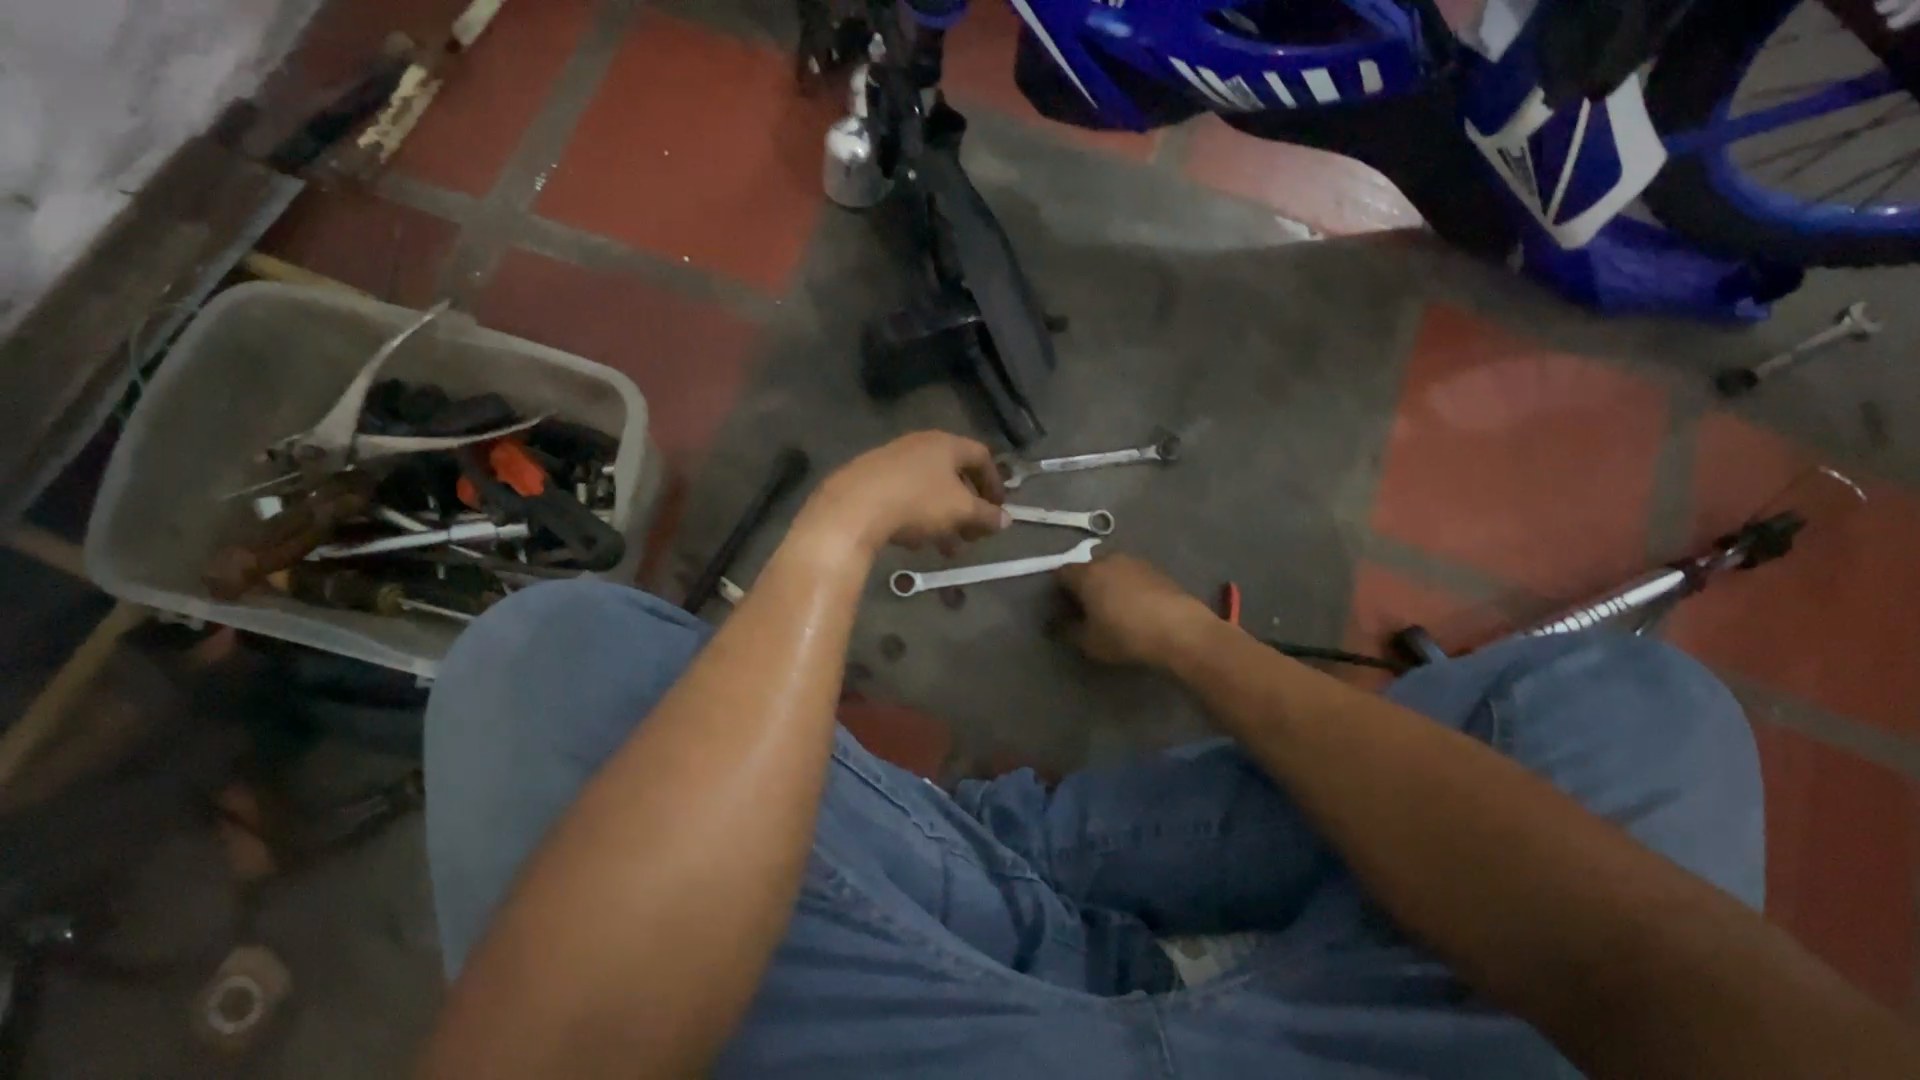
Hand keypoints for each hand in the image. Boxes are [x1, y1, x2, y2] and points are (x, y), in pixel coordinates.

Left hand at [801, 432, 1007, 554]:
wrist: (854, 507)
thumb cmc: (918, 502)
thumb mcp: (961, 511)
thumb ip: (987, 515)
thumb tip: (1006, 519)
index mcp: (946, 444)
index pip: (981, 457)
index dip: (995, 484)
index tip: (998, 510)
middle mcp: (919, 445)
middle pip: (953, 476)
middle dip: (967, 510)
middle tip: (972, 537)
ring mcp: (891, 460)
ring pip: (928, 490)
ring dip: (943, 520)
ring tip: (946, 550)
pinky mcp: (869, 479)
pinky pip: (903, 497)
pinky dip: (916, 517)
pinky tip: (913, 543)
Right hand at [1056, 554, 1218, 667]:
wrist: (1180, 629)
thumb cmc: (1125, 634)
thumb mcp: (1089, 641)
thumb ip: (1068, 630)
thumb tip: (1058, 623)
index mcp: (1086, 573)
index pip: (1061, 573)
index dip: (1059, 590)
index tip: (1064, 609)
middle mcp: (1109, 560)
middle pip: (1088, 567)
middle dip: (1084, 584)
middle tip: (1088, 609)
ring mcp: (1136, 562)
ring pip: (1113, 570)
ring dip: (1109, 584)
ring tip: (1115, 609)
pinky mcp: (1158, 571)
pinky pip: (1133, 575)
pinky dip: (1129, 587)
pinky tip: (1137, 608)